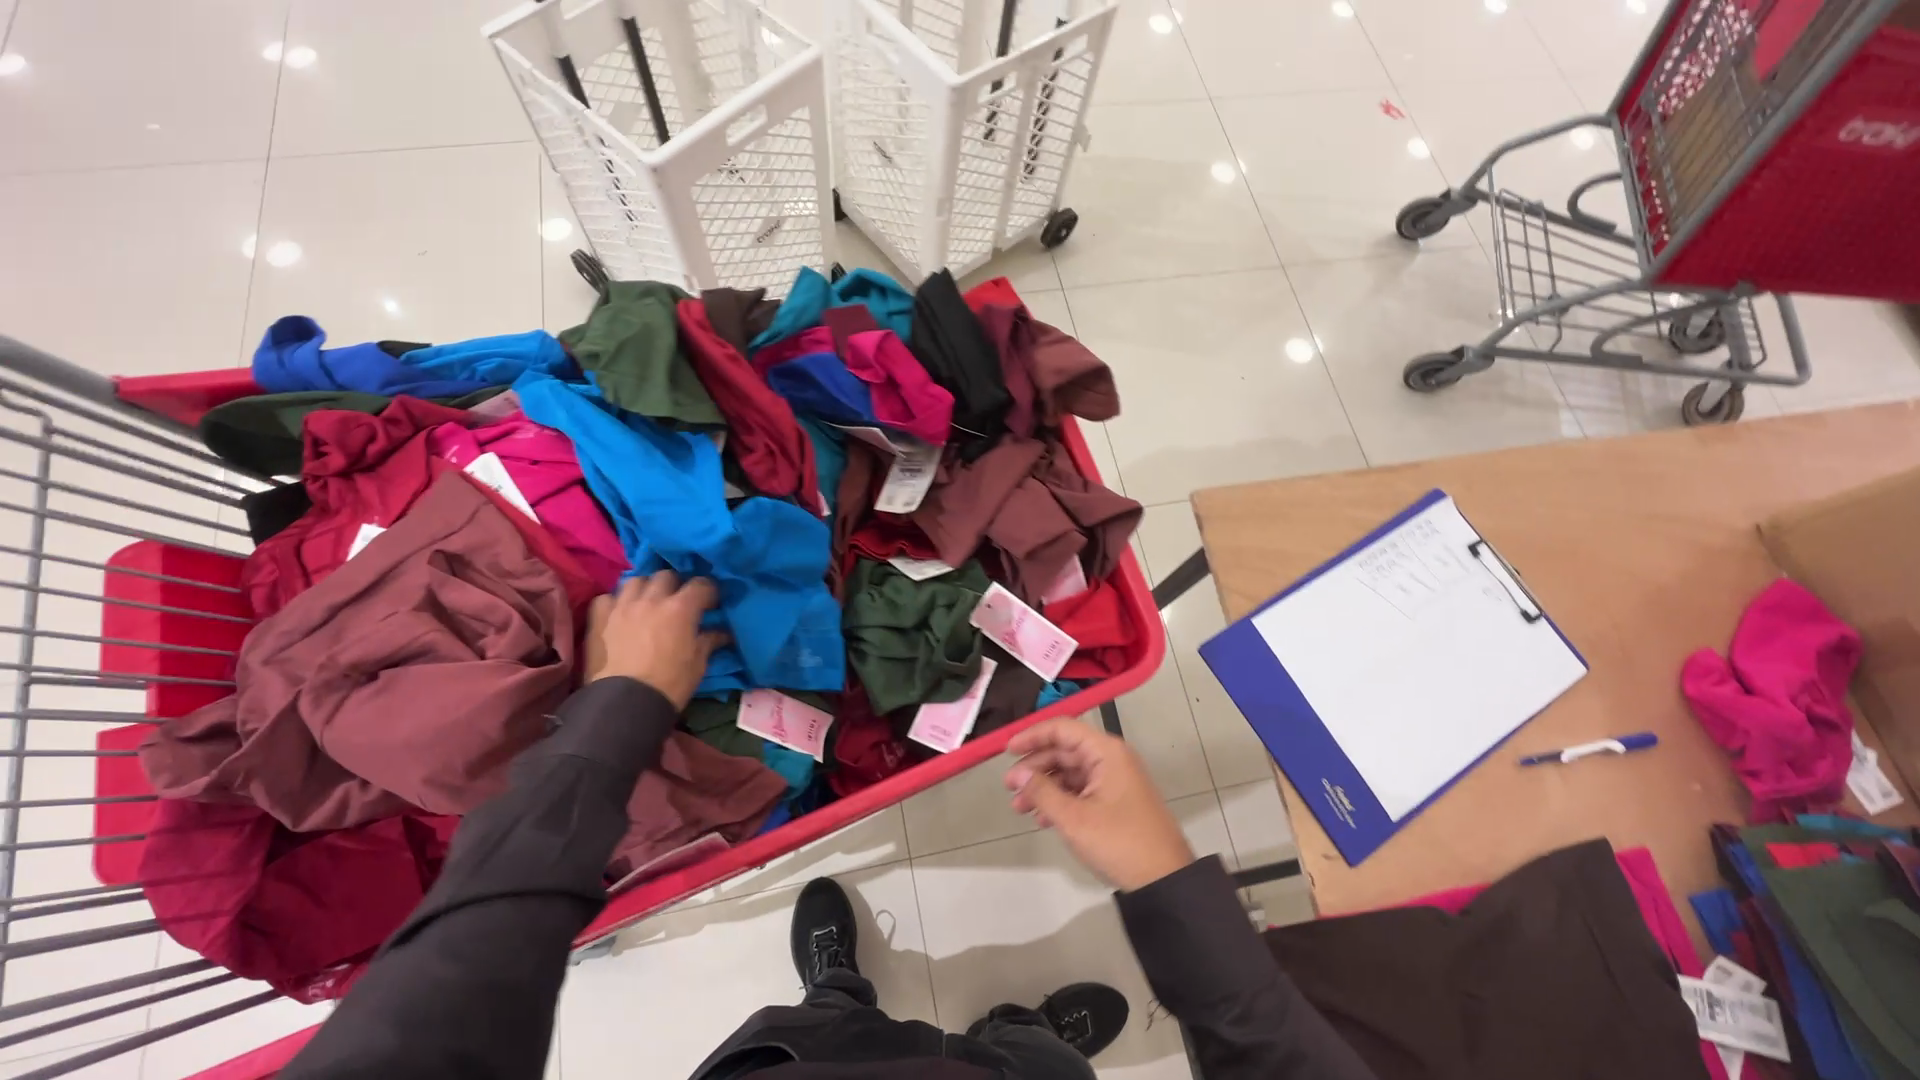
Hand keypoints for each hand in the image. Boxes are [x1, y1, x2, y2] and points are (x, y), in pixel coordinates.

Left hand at [581, 572, 727, 709]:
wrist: (625, 705)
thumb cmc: (670, 685)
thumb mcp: (698, 664)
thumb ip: (709, 641)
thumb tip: (723, 632)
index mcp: (681, 609)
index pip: (701, 584)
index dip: (709, 591)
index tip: (711, 603)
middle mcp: (651, 599)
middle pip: (666, 576)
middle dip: (675, 585)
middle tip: (678, 602)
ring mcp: (622, 606)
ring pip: (636, 580)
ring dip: (645, 588)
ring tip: (648, 602)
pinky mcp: (599, 618)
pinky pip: (607, 597)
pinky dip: (615, 601)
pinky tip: (620, 613)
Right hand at [1004, 718, 1194, 890]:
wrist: (1165, 880)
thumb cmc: (1119, 842)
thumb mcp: (1074, 818)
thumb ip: (1041, 792)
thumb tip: (1016, 773)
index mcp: (1106, 752)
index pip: (1063, 729)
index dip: (1032, 736)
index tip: (1006, 750)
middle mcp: (1112, 759)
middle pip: (1065, 750)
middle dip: (1035, 767)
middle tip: (1008, 787)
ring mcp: (1115, 780)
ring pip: (1071, 772)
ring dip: (1045, 786)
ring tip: (1020, 808)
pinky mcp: (1116, 801)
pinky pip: (1081, 790)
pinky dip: (1060, 799)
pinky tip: (1043, 819)